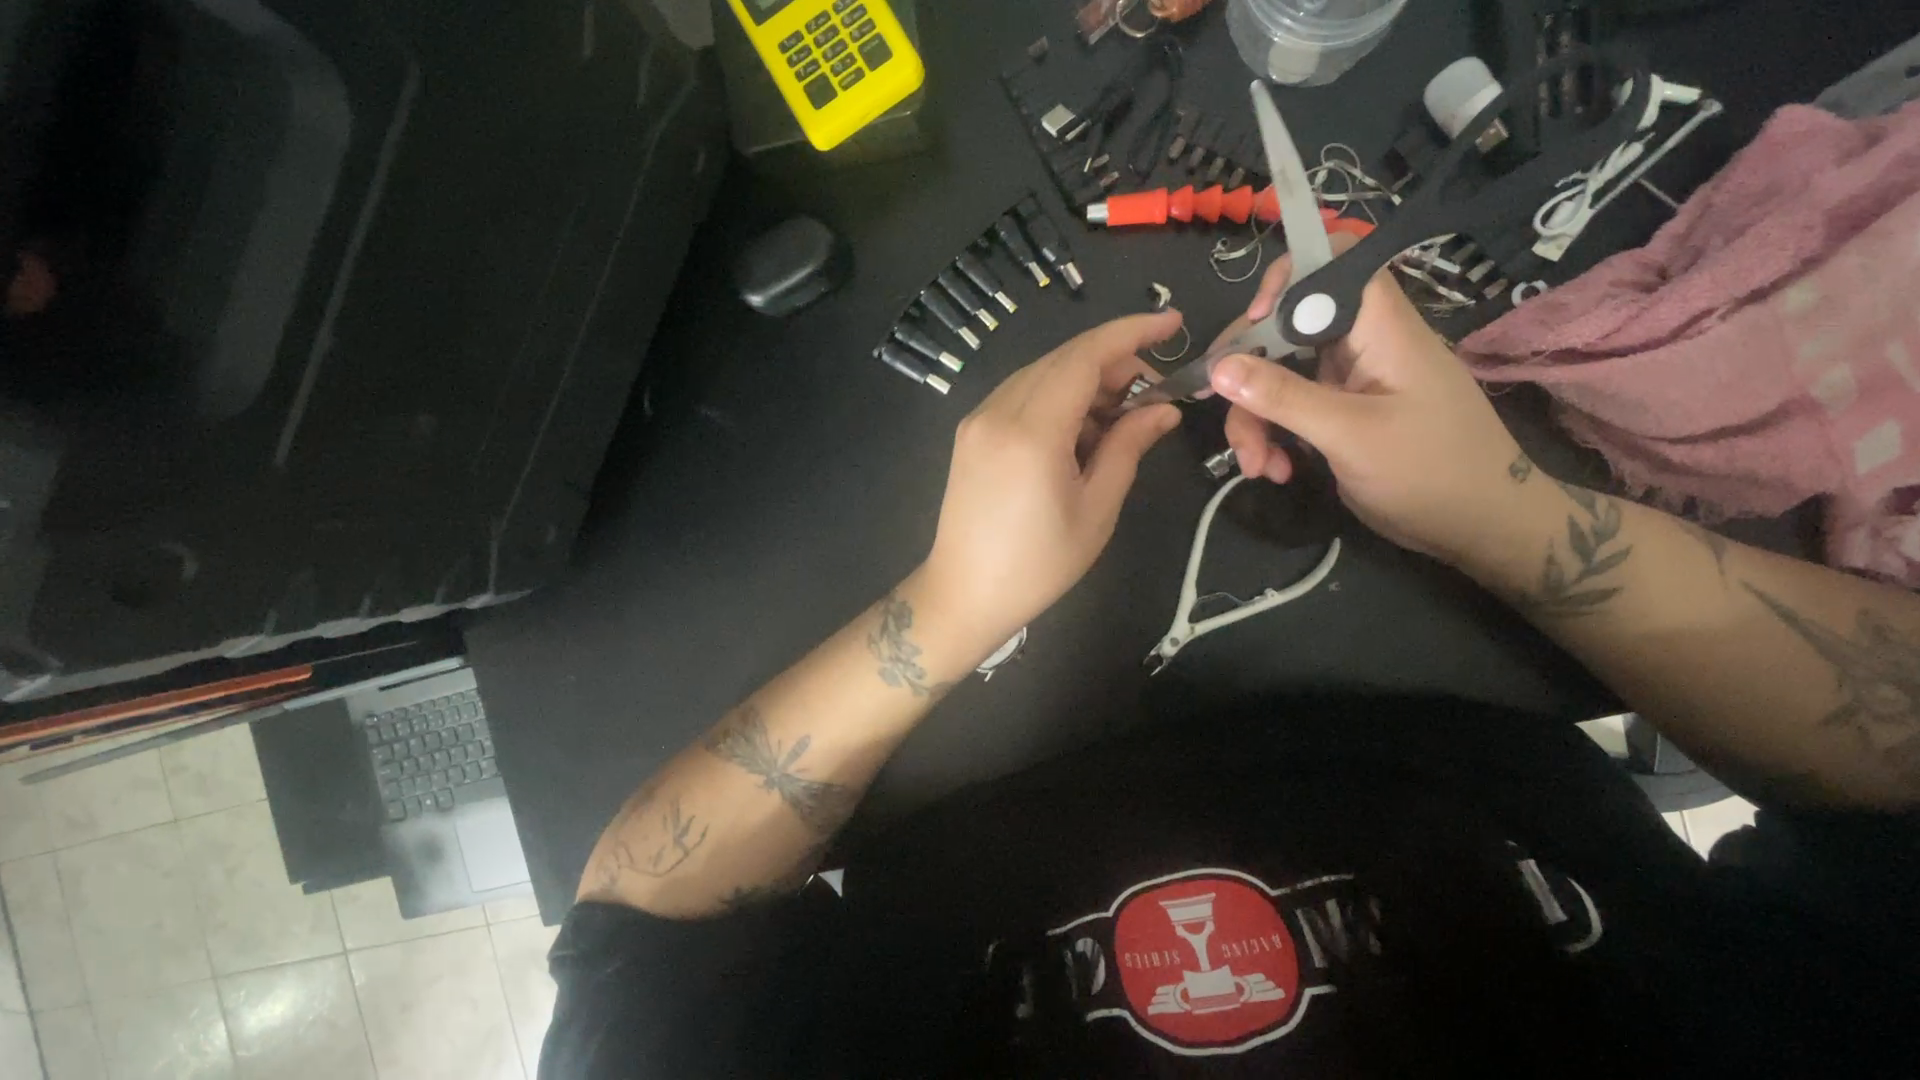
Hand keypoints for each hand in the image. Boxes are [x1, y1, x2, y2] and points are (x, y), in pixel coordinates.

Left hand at [921, 311, 1183, 649]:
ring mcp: (978, 419)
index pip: (1084, 357)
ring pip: (1041, 374)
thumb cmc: (1038, 564)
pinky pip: (1021, 395)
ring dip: (1086, 383)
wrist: (965, 593)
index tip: (1171, 323)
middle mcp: (997, 412)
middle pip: (1063, 360)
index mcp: (1031, 432)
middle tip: (1153, 394)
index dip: (1131, 333)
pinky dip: (1058, 399)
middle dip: (1114, 363)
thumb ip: (1129, 447)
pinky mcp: (970, 432)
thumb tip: (1163, 408)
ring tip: (1120, 422)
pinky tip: (1081, 433)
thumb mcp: (1096, 509)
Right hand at [1206, 247, 1524, 565]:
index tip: (1254, 323)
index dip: (1288, 278)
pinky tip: (1277, 470)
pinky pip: (1291, 410)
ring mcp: (1349, 382)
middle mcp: (1363, 345)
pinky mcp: (1341, 415)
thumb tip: (1218, 367)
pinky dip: (1275, 437)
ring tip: (1258, 467)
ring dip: (1256, 420)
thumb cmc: (1430, 472)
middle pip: (1286, 330)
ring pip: (1279, 377)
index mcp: (1381, 328)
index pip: (1333, 264)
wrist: (1479, 528)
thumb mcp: (1350, 436)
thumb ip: (1283, 398)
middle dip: (1250, 376)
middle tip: (1229, 419)